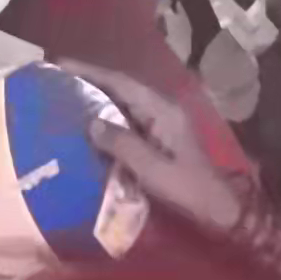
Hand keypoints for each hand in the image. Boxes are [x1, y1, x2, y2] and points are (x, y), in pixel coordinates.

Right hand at [60, 59, 245, 237]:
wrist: (223, 214)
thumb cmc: (189, 191)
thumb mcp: (153, 170)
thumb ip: (122, 144)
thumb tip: (91, 122)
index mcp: (161, 110)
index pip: (120, 82)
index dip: (89, 72)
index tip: (61, 64)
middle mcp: (161, 110)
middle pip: (120, 88)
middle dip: (89, 81)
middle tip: (57, 81)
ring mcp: (161, 124)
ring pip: (122, 103)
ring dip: (96, 98)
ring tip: (65, 98)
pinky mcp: (158, 139)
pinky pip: (126, 120)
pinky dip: (105, 117)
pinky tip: (87, 126)